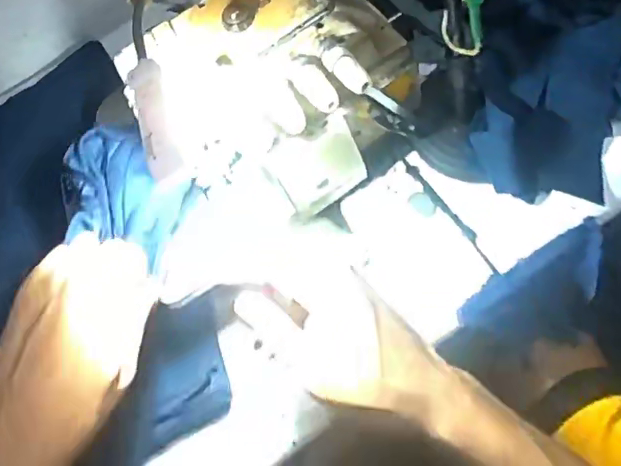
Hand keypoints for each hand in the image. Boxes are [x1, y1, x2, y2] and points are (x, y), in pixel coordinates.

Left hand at [0, 236, 155, 465]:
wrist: (12, 434)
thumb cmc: (76, 412)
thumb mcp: (122, 375)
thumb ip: (136, 320)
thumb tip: (148, 285)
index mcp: (101, 308)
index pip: (133, 258)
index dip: (139, 272)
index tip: (137, 289)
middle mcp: (73, 285)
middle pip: (111, 247)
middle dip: (119, 266)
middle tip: (116, 293)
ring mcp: (46, 281)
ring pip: (86, 244)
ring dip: (94, 261)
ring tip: (90, 292)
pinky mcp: (26, 286)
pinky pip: (60, 254)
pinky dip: (70, 263)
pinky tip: (68, 290)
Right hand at [232, 262, 452, 421]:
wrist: (413, 373)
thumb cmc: (361, 372)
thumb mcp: (310, 362)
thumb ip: (273, 325)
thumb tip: (241, 297)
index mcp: (318, 276)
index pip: (264, 260)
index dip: (233, 263)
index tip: (207, 266)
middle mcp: (327, 258)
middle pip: (274, 247)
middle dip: (242, 253)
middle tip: (212, 263)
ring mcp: (336, 260)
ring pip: (286, 250)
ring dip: (258, 257)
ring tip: (231, 268)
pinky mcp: (341, 269)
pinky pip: (300, 257)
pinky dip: (277, 264)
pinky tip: (265, 278)